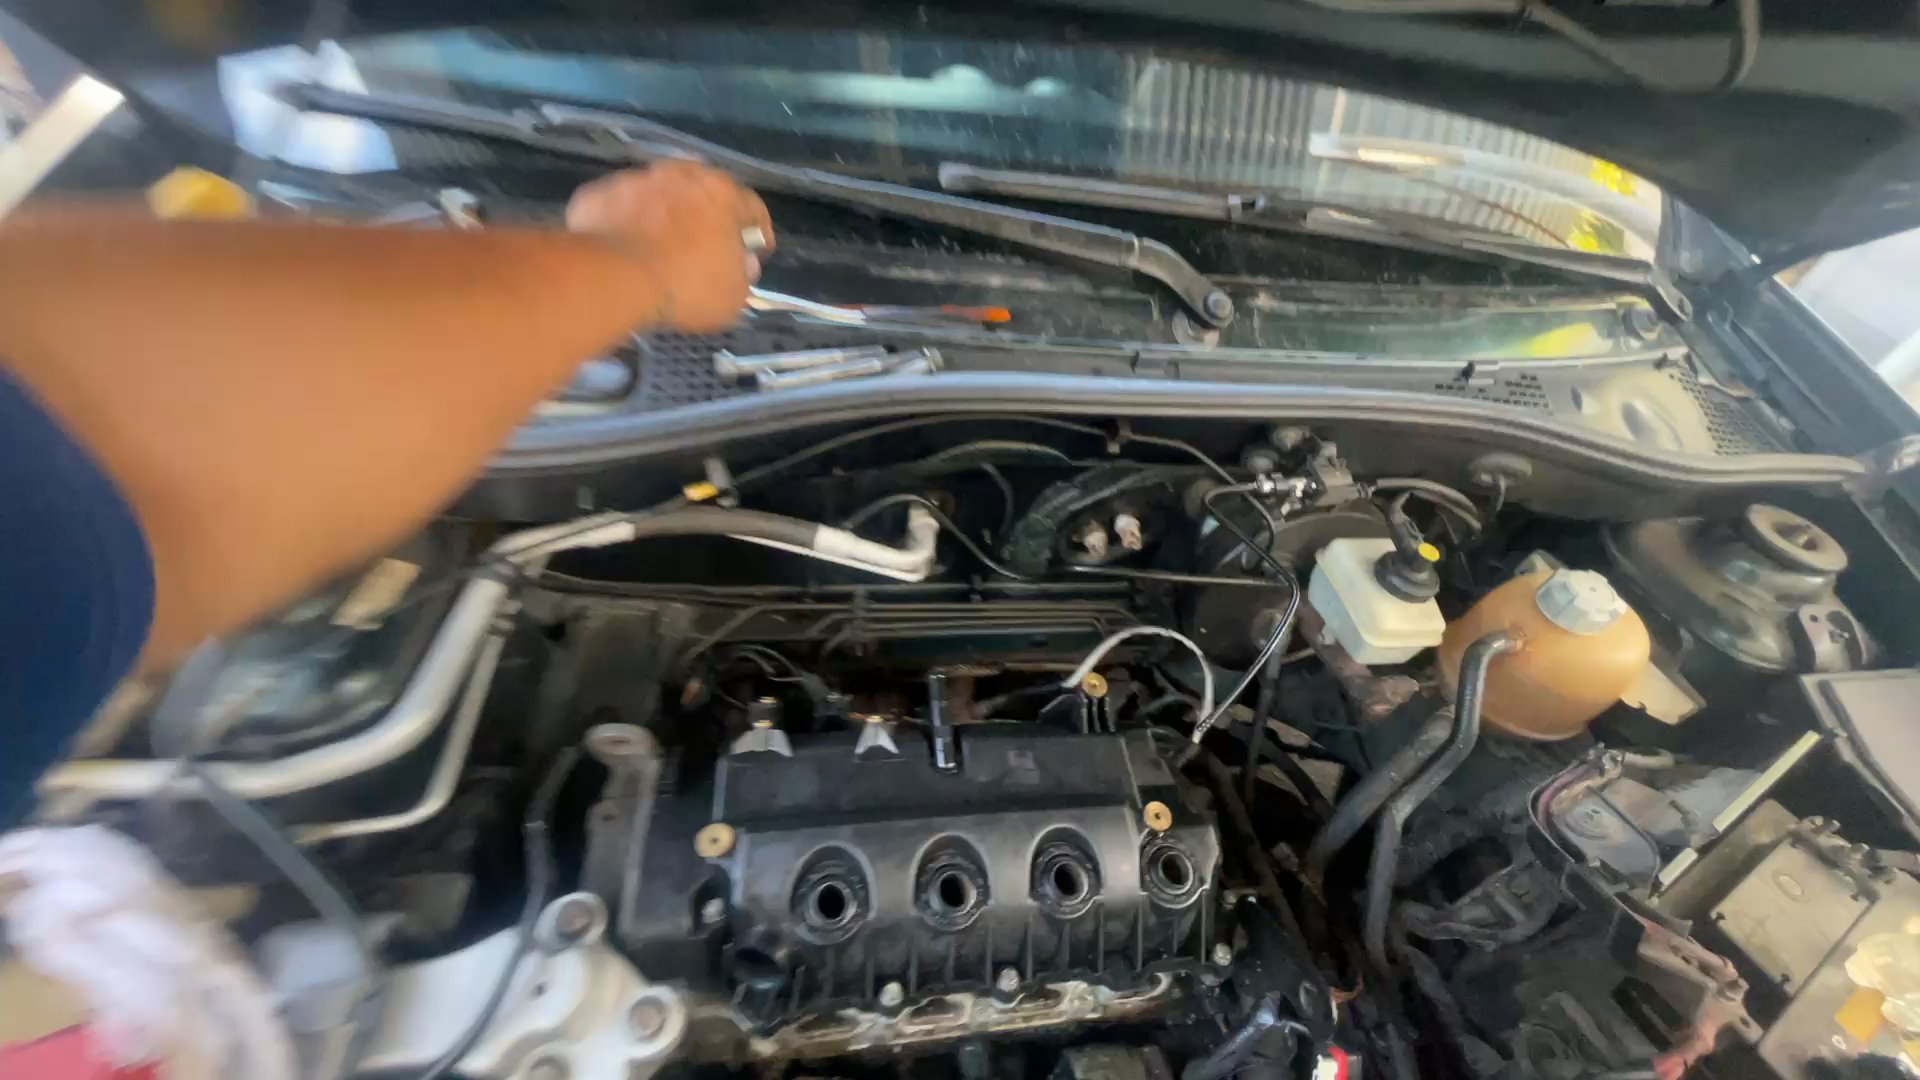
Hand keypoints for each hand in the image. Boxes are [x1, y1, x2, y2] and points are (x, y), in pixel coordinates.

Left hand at [566, 160, 774, 332]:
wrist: (612, 278)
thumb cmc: (687, 286)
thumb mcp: (734, 296)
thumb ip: (743, 274)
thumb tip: (741, 263)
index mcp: (722, 193)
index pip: (753, 208)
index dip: (757, 235)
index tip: (754, 256)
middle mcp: (680, 174)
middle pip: (704, 193)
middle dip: (710, 219)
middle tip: (708, 250)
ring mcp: (636, 179)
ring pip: (661, 196)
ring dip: (667, 217)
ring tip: (663, 251)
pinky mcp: (600, 193)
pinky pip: (624, 208)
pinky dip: (630, 225)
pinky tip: (630, 252)